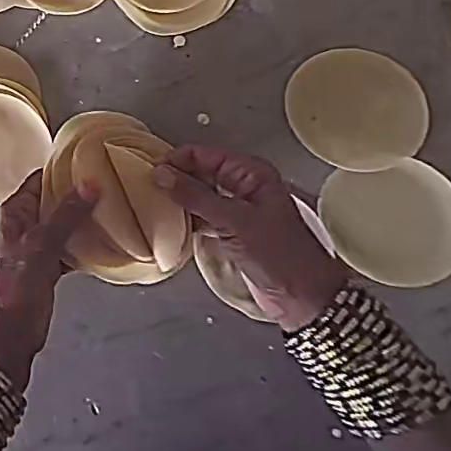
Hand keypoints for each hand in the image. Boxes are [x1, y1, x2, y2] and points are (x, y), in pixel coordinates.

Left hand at [0, 171, 96, 387]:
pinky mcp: (47, 267)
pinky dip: (84, 243)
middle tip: (109, 183)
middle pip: (54, 200)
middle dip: (78, 193)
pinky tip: (104, 243)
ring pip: (64, 223)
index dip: (62, 168)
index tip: (90, 160)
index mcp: (15, 214)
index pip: (40, 178)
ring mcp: (36, 247)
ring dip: (83, 218)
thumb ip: (65, 217)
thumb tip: (89, 184)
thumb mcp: (40, 249)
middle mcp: (24, 225)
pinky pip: (70, 247)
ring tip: (112, 208)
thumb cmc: (14, 295)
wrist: (7, 343)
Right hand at [153, 145, 350, 330]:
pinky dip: (187, 217)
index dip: (177, 160)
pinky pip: (202, 215)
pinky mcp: (231, 230)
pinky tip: (171, 223)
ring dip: (180, 199)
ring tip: (154, 206)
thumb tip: (160, 174)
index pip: (203, 154)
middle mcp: (242, 184)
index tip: (151, 173)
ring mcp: (236, 208)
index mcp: (249, 172)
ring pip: (199, 194)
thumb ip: (195, 196)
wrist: (302, 297)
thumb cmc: (277, 253)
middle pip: (200, 172)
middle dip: (176, 179)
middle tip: (148, 190)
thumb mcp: (234, 220)